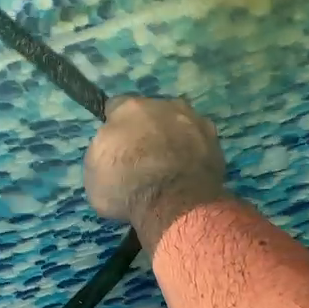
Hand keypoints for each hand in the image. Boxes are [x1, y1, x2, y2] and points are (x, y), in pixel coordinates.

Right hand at [84, 95, 228, 249]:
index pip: (116, 107)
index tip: (115, 144)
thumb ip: (103, 150)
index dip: (114, 125)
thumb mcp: (93, 173)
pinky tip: (188, 171)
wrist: (175, 203)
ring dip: (172, 137)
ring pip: (178, 122)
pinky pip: (198, 140)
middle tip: (142, 156)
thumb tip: (113, 148)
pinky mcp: (215, 140)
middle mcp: (163, 104)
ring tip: (169, 165)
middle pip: (151, 112)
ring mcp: (193, 119)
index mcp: (129, 108)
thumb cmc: (126, 188)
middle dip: (146, 128)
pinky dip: (193, 151)